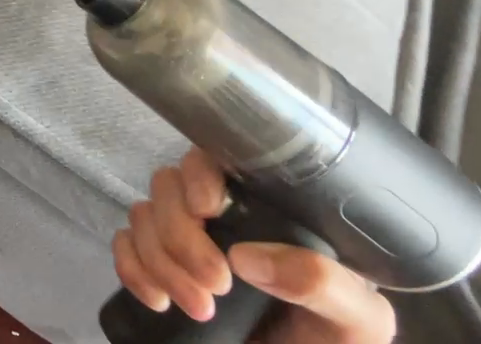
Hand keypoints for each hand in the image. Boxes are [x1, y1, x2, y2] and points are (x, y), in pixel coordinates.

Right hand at [113, 149, 396, 343]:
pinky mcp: (153, 265)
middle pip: (167, 187)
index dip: (198, 174)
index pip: (213, 161)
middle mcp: (213, 213)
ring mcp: (177, 237)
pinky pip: (122, 245)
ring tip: (198, 309)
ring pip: (141, 215)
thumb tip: (246, 256)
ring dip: (159, 261)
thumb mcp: (357, 319)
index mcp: (260, 208)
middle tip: (215, 285)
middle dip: (180, 235)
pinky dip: (131, 268)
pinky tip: (157, 300)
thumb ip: (322, 284)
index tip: (207, 209)